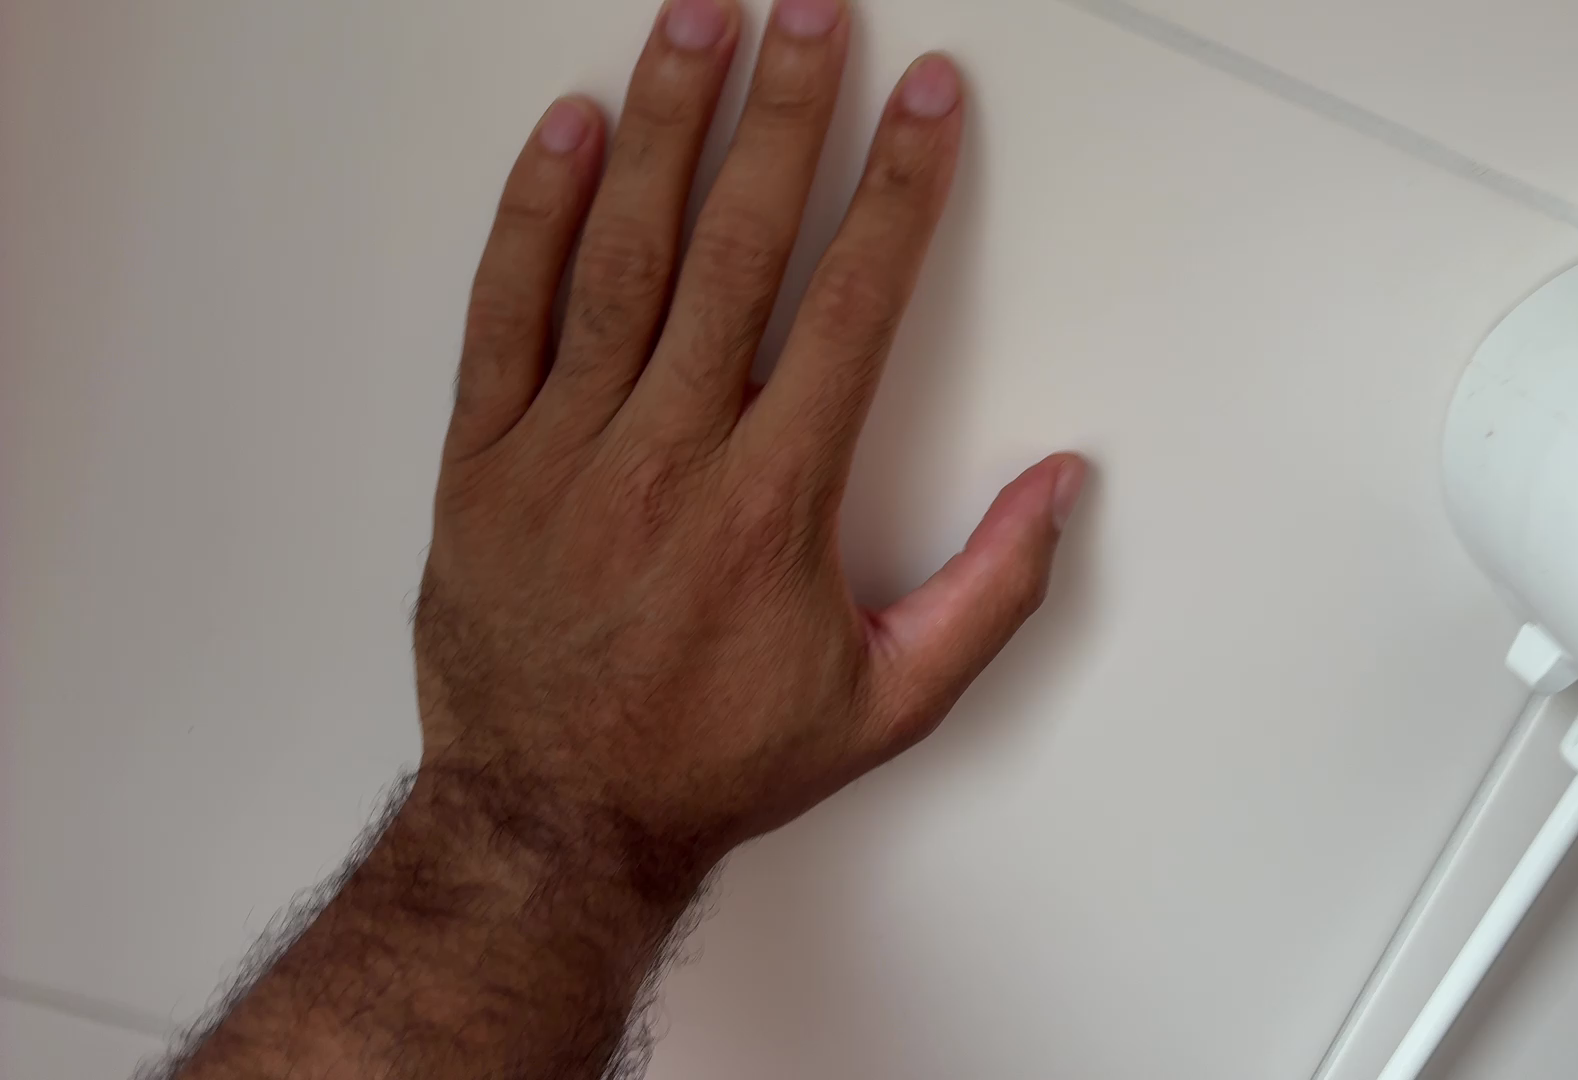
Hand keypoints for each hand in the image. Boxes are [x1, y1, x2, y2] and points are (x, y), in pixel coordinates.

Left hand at [170, 6, 1081, 1076]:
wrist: (562, 819)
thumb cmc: (725, 760)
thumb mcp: (895, 701)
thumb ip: (994, 591)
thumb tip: (1058, 485)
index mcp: (775, 502)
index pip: (854, 306)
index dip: (904, 192)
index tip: (929, 104)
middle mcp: (670, 453)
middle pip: (740, 245)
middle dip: (790, 113)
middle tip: (815, 11)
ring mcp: (565, 448)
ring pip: (622, 251)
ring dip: (671, 124)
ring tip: (703, 21)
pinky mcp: (484, 461)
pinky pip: (506, 306)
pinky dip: (538, 207)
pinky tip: (574, 130)